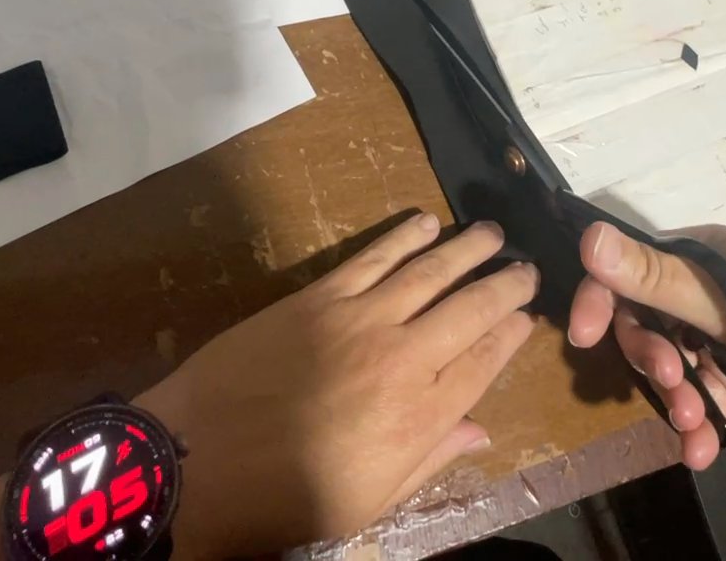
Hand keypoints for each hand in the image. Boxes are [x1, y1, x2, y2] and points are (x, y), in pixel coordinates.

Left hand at [134, 213, 536, 558]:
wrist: (196, 461)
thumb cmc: (283, 497)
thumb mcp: (365, 503)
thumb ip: (429, 459)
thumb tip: (482, 430)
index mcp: (418, 417)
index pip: (484, 362)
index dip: (512, 334)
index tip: (529, 315)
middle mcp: (403, 358)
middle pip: (471, 309)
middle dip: (506, 284)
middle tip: (527, 267)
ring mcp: (362, 319)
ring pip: (431, 271)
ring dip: (468, 248)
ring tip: (493, 233)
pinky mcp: (321, 295)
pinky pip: (376, 256)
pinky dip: (406, 235)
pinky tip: (427, 222)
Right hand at [567, 223, 725, 473]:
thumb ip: (657, 279)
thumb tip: (588, 237)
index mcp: (711, 257)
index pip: (635, 266)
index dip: (605, 297)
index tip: (584, 335)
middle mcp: (715, 294)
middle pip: (648, 321)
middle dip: (652, 357)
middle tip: (674, 382)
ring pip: (672, 367)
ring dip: (676, 398)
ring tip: (699, 425)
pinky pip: (701, 402)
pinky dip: (697, 427)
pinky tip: (702, 452)